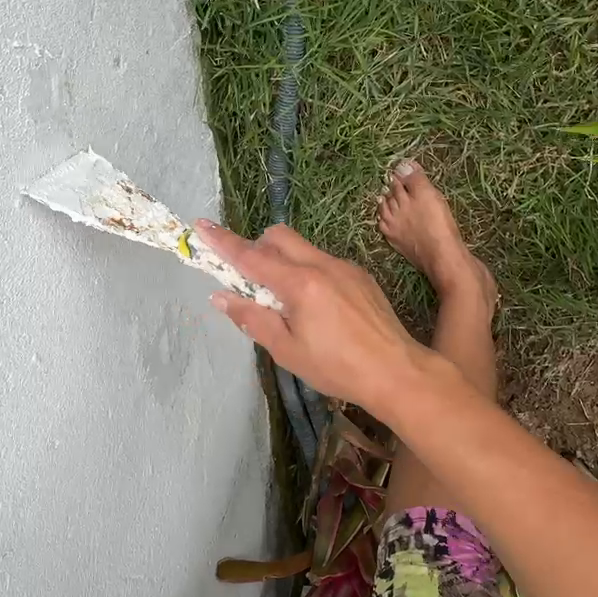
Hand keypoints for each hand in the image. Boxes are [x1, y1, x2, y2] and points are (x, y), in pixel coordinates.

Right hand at [194, 220, 433, 414]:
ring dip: (284, 262)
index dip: (224, 241)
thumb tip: (222, 296)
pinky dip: (308, 273)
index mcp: (300, 283)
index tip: (202, 226)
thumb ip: (253, 319)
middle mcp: (322, 264)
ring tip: (286, 303)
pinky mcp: (360, 274)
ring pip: (303, 249)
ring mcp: (344, 266)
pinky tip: (318, 309)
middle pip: (279, 237)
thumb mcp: (287, 350)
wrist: (396, 370)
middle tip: (250, 279)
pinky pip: (324, 262)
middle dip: (257, 246)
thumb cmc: (336, 368)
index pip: (252, 256)